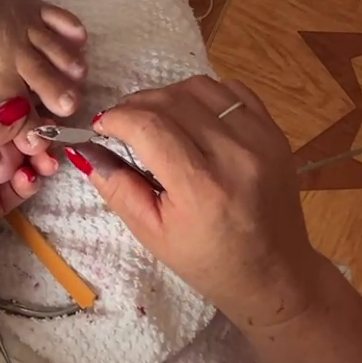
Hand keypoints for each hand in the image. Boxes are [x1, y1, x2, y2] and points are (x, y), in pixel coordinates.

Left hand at [0, 0, 86, 183]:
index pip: (20, 115)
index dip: (33, 135)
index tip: (39, 149)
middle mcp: (13, 51)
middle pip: (53, 86)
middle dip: (62, 106)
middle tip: (61, 113)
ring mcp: (26, 26)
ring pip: (65, 56)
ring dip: (74, 75)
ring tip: (71, 86)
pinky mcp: (33, 6)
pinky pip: (65, 20)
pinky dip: (75, 35)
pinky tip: (75, 47)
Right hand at [76, 76, 331, 330]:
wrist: (277, 274)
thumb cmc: (207, 260)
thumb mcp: (150, 233)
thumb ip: (115, 186)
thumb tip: (84, 147)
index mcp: (202, 188)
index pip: (148, 127)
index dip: (116, 118)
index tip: (100, 127)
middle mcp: (235, 156)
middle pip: (169, 100)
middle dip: (134, 105)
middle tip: (120, 123)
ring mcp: (261, 140)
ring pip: (198, 88)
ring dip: (166, 95)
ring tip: (153, 117)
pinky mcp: (275, 133)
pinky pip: (231, 90)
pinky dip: (202, 95)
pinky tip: (189, 116)